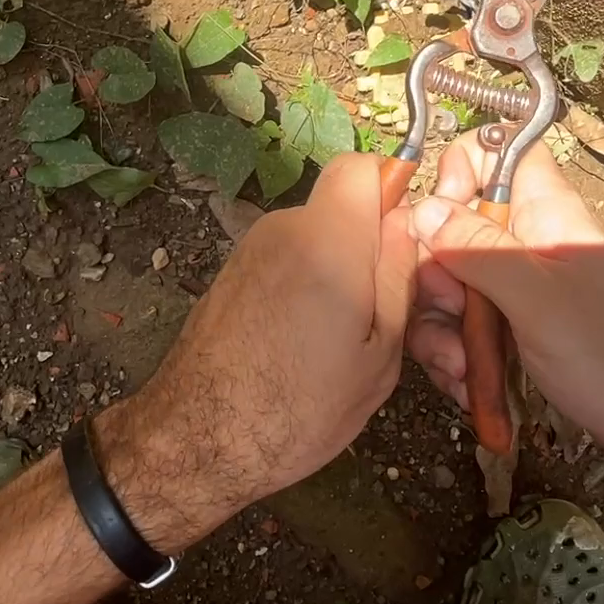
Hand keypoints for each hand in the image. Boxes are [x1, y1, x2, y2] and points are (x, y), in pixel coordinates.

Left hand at [108, 153, 412, 543]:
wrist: (195, 437)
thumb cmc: (300, 407)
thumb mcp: (378, 355)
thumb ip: (398, 278)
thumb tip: (408, 221)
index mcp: (326, 239)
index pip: (361, 166)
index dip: (390, 192)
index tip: (402, 246)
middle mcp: (284, 227)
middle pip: (342, 207)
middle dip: (369, 245)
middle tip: (386, 313)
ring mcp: (252, 246)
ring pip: (317, 235)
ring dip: (338, 270)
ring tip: (344, 339)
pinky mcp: (234, 268)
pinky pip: (288, 256)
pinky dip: (307, 283)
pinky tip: (304, 340)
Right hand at [405, 132, 603, 470]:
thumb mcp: (539, 298)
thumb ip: (477, 247)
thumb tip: (422, 207)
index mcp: (545, 213)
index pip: (501, 151)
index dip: (463, 166)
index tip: (441, 210)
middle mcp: (527, 242)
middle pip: (455, 226)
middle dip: (436, 273)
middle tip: (450, 310)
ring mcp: (518, 289)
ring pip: (452, 283)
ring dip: (441, 328)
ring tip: (460, 371)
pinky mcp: (513, 330)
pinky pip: (464, 326)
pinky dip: (457, 355)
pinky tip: (467, 387)